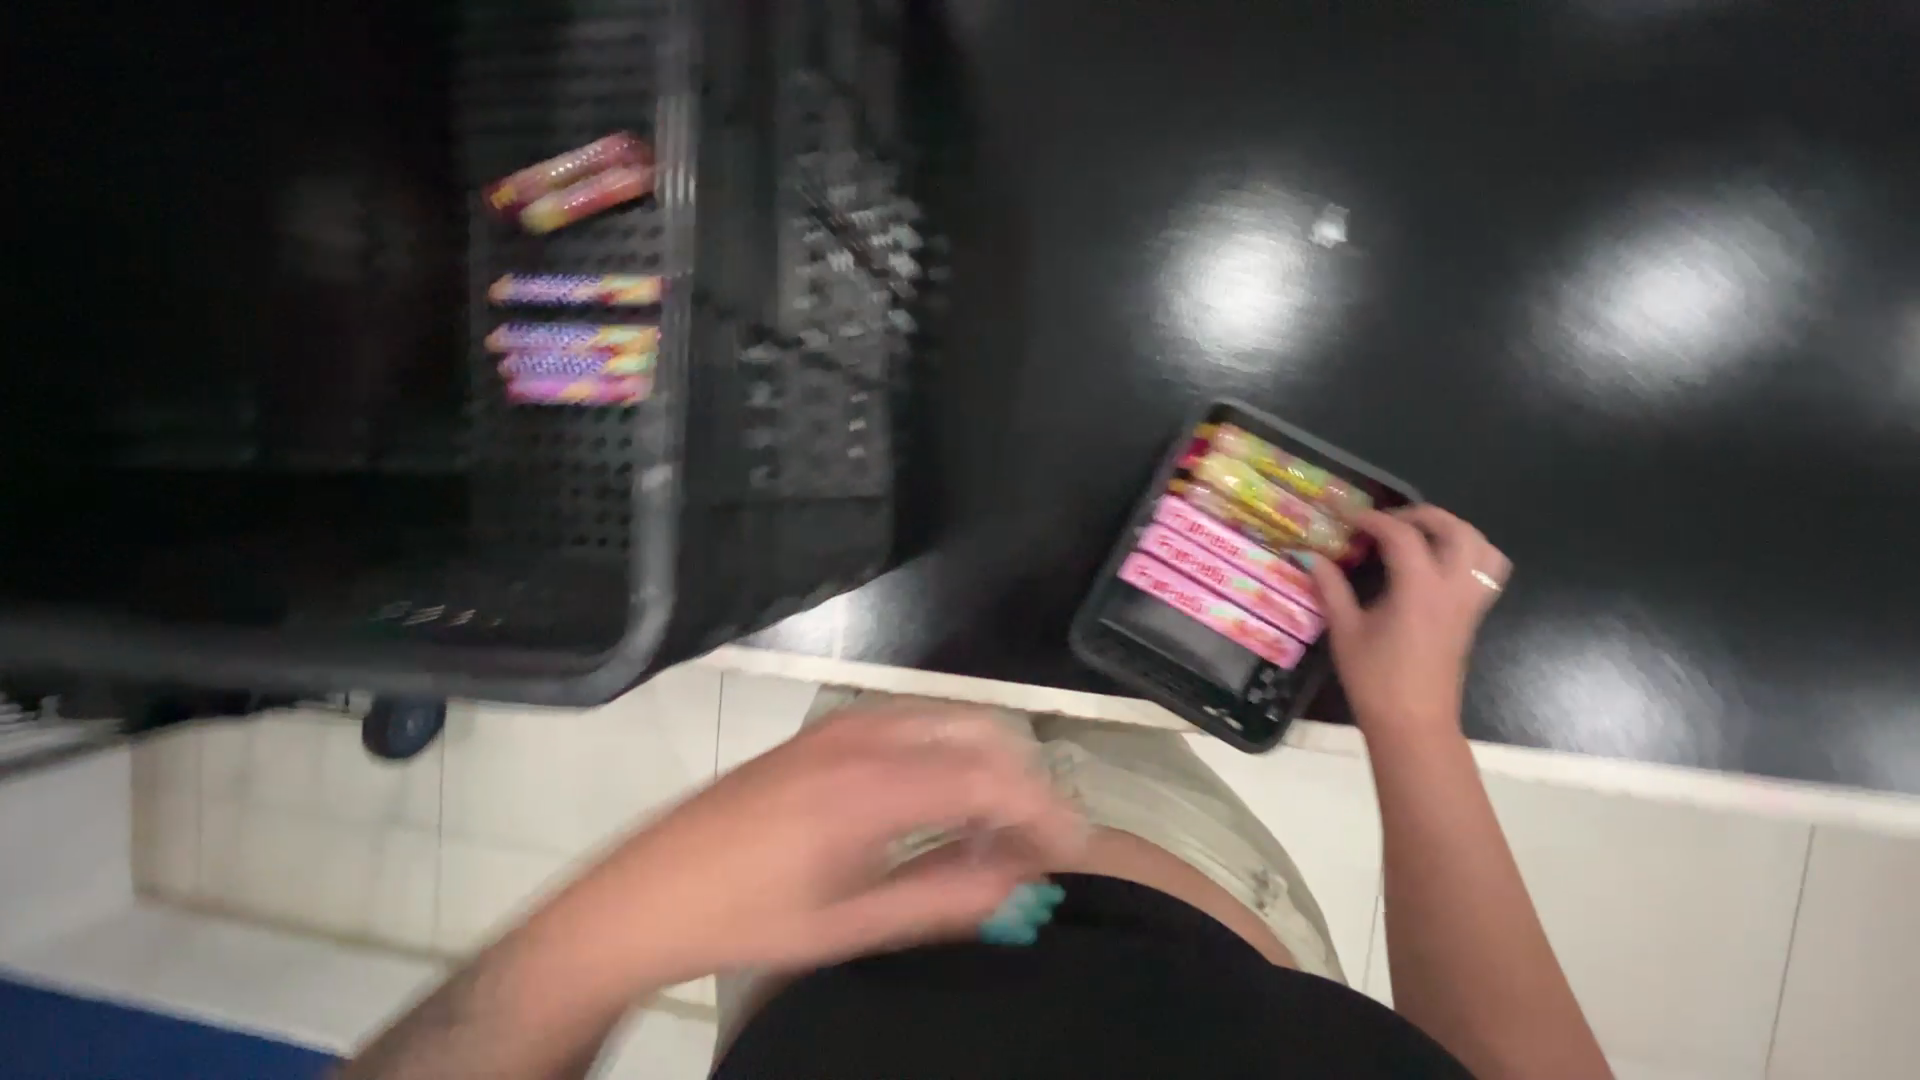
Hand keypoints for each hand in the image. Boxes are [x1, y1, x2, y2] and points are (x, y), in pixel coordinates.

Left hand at [582, 699, 1085, 982]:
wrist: (648, 890)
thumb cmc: (746, 917)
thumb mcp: (848, 924)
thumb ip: (941, 898)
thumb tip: (1018, 882)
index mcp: (873, 785)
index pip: (989, 777)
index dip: (1043, 809)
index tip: (1073, 847)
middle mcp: (865, 735)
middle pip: (979, 733)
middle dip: (1022, 780)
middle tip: (1037, 842)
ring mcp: (843, 724)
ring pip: (948, 722)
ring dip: (986, 765)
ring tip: (993, 830)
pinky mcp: (828, 728)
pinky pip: (913, 725)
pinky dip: (947, 754)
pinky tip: (941, 803)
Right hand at [1302, 505, 1509, 738]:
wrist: (1412, 721)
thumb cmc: (1374, 678)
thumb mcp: (1344, 630)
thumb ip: (1331, 588)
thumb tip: (1312, 557)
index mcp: (1418, 589)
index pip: (1401, 535)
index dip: (1371, 520)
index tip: (1346, 519)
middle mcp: (1452, 588)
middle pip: (1454, 529)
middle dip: (1420, 515)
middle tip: (1385, 521)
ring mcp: (1469, 601)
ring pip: (1481, 546)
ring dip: (1452, 530)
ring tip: (1417, 535)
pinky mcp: (1473, 615)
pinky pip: (1487, 570)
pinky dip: (1468, 554)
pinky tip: (1436, 563)